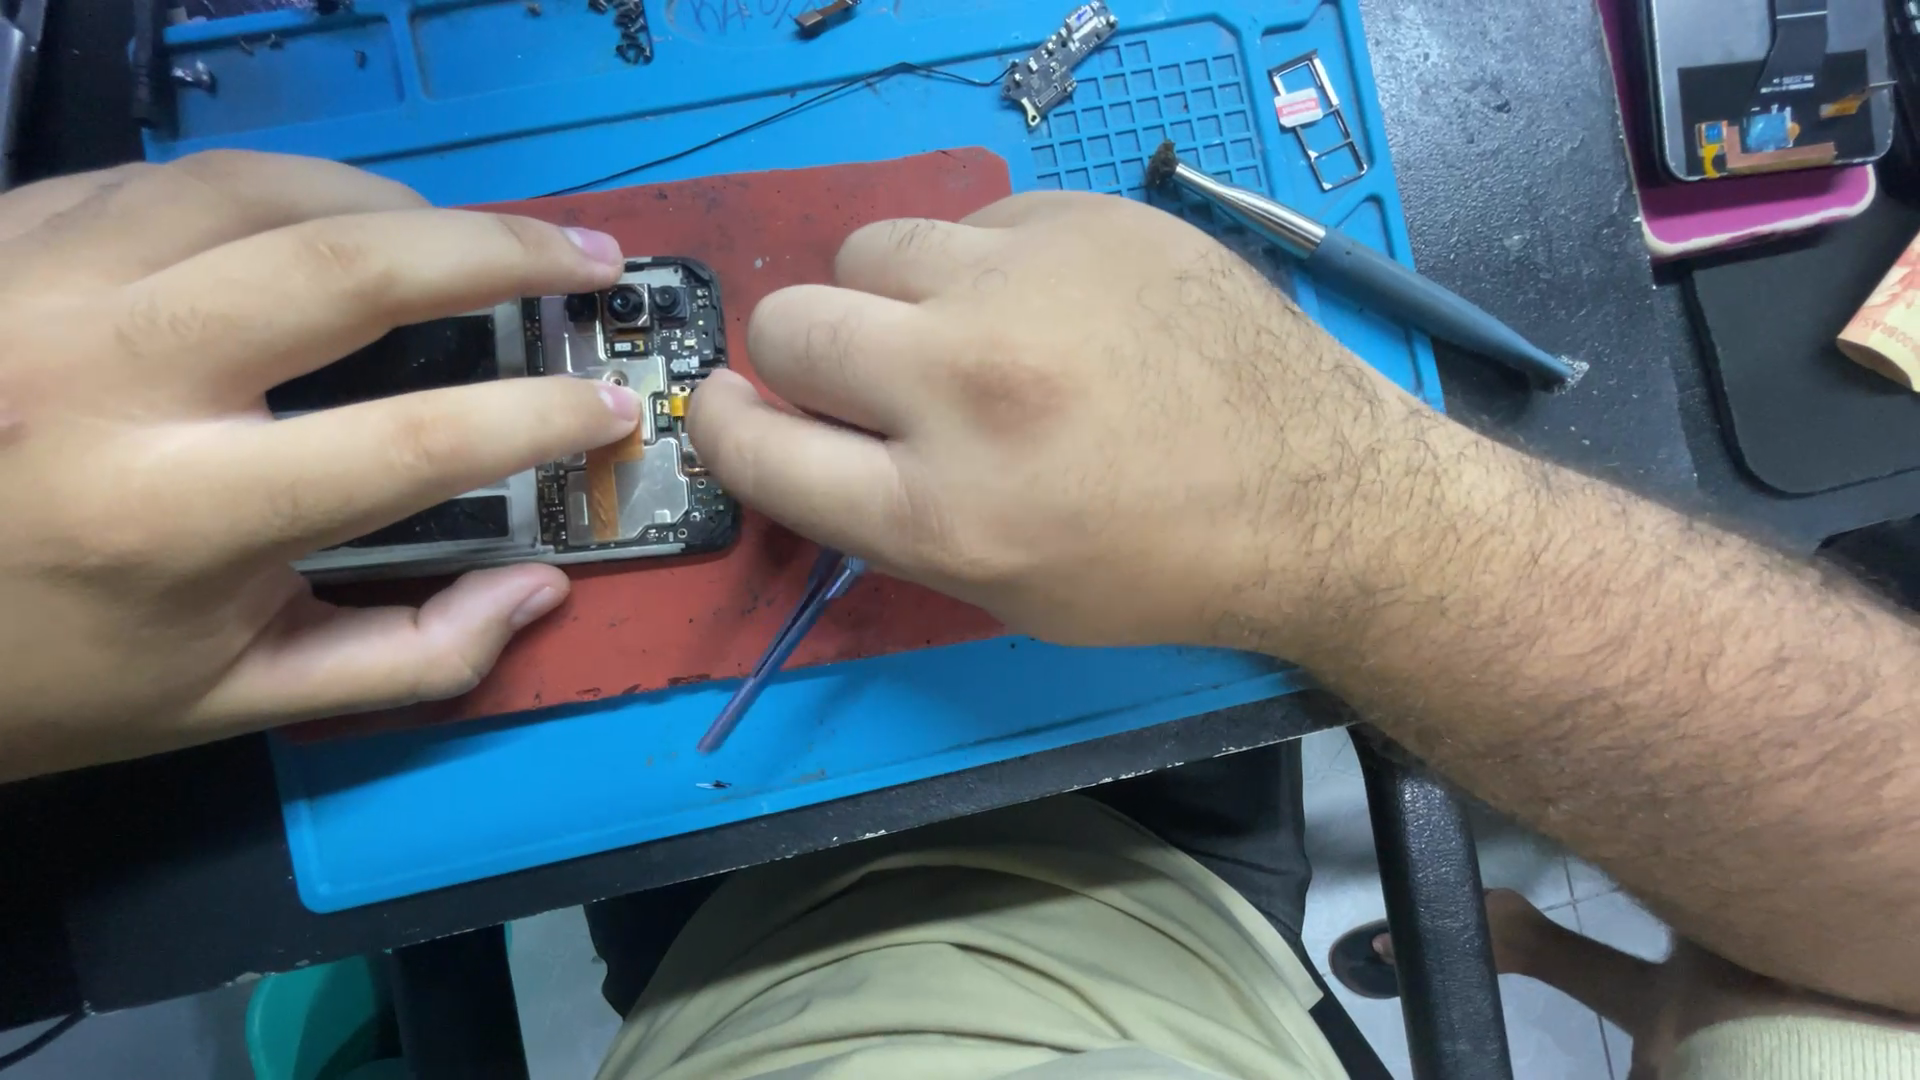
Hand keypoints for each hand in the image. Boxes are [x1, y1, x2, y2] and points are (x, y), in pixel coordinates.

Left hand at [0, 151, 645, 778]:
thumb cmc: (44, 674)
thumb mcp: (245, 699)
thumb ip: (418, 655)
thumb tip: (542, 588)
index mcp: (174, 515)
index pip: (415, 443)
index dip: (541, 417)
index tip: (614, 407)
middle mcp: (94, 379)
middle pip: (345, 269)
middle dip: (501, 254)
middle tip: (592, 257)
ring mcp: (21, 286)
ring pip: (259, 192)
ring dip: (406, 206)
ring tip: (483, 237)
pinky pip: (173, 181)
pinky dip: (295, 193)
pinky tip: (349, 226)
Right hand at [690, 192, 1446, 652]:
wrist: (1311, 497)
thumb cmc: (1148, 569)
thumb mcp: (998, 588)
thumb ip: (881, 518)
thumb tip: (795, 438)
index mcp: (941, 513)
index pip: (755, 451)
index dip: (722, 428)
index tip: (730, 411)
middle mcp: (966, 386)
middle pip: (788, 324)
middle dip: (801, 359)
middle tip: (867, 382)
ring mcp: (1028, 283)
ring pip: (868, 248)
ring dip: (888, 299)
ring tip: (963, 336)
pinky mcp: (1085, 216)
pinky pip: (969, 222)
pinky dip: (980, 269)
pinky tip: (1049, 308)